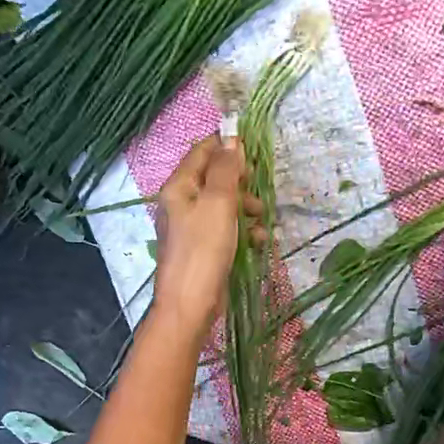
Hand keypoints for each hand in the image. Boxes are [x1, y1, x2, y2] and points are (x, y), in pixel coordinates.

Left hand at [151, 136, 259, 333]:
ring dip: (248, 209)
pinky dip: (245, 231)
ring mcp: (193, 226)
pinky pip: (228, 229)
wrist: (190, 304)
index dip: (227, 146)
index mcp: (179, 187)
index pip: (202, 152)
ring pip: (226, 205)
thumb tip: (232, 139)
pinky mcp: (205, 247)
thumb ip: (226, 170)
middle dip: (242, 183)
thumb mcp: (219, 204)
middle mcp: (182, 203)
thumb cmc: (203, 250)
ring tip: (264, 221)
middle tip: (260, 190)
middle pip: (216, 178)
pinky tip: (260, 241)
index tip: (255, 152)